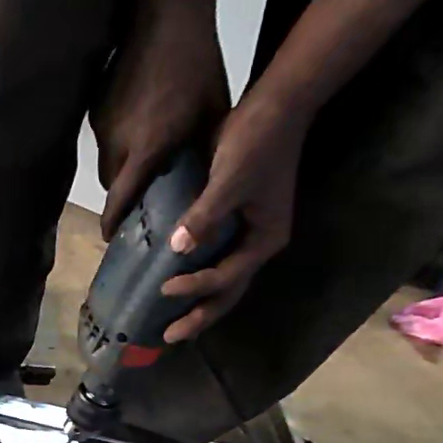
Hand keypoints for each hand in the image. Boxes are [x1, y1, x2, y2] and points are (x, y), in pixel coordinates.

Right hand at [92, 9, 229, 240]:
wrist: (168, 15)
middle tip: (141, 203)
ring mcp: (103, 124)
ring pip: (107, 164)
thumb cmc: (198, 71)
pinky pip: (105, 140)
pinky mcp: (97, 107)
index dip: (113, 225)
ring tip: (142, 166)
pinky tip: (137, 133)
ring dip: (122, 171)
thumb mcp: (211, 122)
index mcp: (146, 150)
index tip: (113, 240)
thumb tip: (199, 197)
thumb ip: (200, 162)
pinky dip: (118, 145)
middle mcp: (118, 142)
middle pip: (112, 188)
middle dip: (123, 198)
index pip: (118, 202)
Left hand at [160, 100, 305, 342]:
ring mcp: (251, 235)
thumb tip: (176, 251)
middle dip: (200, 317)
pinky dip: (199, 275)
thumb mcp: (229, 180)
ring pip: (224, 281)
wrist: (278, 105)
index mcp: (263, 241)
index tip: (165, 289)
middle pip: (228, 293)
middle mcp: (259, 245)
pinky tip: (179, 282)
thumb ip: (204, 216)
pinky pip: (218, 259)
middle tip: (169, 338)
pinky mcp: (239, 223)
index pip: (226, 278)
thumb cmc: (257, 142)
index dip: (195, 287)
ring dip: (200, 302)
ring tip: (173, 323)